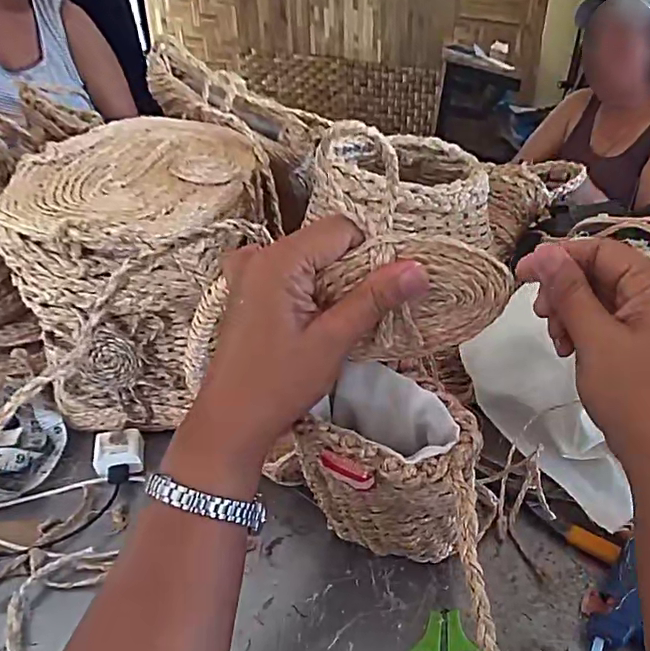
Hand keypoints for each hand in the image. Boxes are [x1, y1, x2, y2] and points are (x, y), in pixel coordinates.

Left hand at [182, 216, 427, 466]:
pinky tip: (317, 323)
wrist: (231, 421)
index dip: (372, 254)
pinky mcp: (249, 292)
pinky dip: (313, 291)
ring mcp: (249, 273)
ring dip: (335, 285)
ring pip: (312, 260)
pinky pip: (293, 275)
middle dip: (354, 272)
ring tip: (340, 324)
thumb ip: (374, 298)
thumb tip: (418, 269)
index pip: (342, 229)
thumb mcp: (333, 341)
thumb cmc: (279, 385)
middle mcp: (259, 255)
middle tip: (364, 314)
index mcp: (278, 260)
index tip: (384, 291)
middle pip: (326, 242)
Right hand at [516, 238, 649, 474]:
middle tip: (542, 317)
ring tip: (559, 342)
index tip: (523, 274)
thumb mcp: (594, 338)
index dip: (559, 258)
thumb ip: (568, 291)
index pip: (602, 251)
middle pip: (601, 274)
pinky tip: (571, 349)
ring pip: (601, 299)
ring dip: (572, 314)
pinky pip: (610, 321)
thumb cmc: (631, 395)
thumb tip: (544, 253)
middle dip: (565, 293)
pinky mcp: (649, 341)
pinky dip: (585, 330)